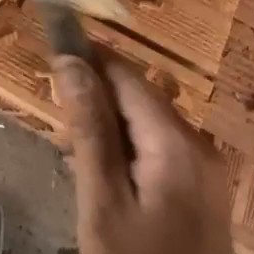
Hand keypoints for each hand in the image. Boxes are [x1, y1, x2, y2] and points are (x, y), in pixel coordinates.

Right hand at [53, 56, 232, 253]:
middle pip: (139, 97)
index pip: (126, 75)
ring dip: (108, 124)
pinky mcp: (203, 198)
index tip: (47, 49)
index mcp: (179, 144)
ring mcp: (207, 175)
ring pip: (147, 124)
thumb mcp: (103, 204)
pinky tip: (102, 176)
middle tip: (53, 113)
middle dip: (96, 94)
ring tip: (72, 147)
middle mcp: (200, 149)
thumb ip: (89, 128)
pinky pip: (158, 152)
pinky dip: (126, 151)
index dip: (87, 57)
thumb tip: (69, 58)